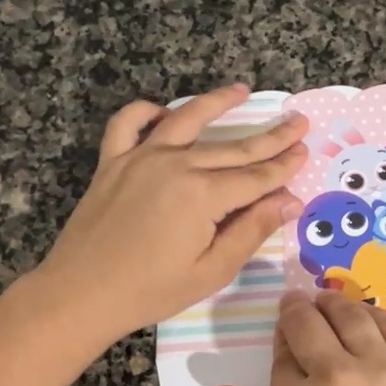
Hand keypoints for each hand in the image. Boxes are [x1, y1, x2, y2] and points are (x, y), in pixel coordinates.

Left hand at [30, 85, 308, 343]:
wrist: (79, 294)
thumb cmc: (151, 291)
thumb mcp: (212, 271)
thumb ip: (252, 230)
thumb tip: (289, 201)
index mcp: (202, 195)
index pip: (256, 177)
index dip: (284, 165)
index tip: (306, 149)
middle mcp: (175, 165)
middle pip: (233, 148)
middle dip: (270, 136)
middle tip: (297, 121)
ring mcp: (140, 158)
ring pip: (186, 120)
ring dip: (216, 102)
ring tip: (242, 90)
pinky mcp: (112, 162)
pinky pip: (127, 123)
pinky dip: (145, 111)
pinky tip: (163, 111)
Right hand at [209, 290, 385, 385]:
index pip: (281, 354)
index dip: (281, 343)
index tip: (283, 338)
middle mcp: (334, 376)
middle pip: (309, 323)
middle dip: (298, 308)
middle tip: (296, 302)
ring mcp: (380, 369)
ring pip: (350, 315)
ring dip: (334, 302)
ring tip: (327, 300)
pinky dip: (373, 314)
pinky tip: (365, 315)